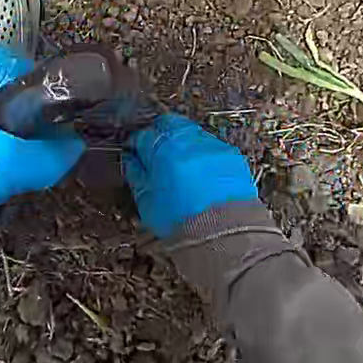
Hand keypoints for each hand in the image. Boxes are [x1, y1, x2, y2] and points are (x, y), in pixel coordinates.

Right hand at [123, 113, 258, 237]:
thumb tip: (131, 161)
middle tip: (155, 156)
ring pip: (190, 132)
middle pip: (168, 124)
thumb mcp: (148, 203)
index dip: (136, 145)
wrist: (226, 238)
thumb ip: (136, 176)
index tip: (135, 154)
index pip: (143, 136)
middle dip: (158, 136)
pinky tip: (199, 175)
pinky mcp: (231, 155)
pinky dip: (201, 154)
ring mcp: (212, 146)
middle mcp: (189, 141)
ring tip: (178, 168)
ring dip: (181, 144)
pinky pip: (209, 146)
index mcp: (164, 151)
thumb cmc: (184, 225)